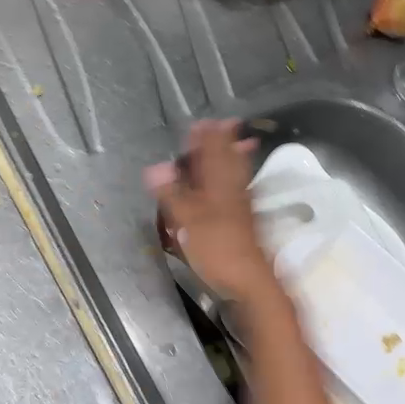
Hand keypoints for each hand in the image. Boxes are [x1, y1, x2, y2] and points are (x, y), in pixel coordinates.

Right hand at [145, 119, 278, 303]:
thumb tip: (155, 166)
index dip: (207, 138)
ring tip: (240, 143)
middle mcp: (233, 192)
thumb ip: (172, 193)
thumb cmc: (217, 249)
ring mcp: (241, 209)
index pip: (213, 154)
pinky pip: (238, 194)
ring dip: (235, 160)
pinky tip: (235, 186)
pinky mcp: (242, 225)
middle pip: (228, 162)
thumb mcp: (187, 221)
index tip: (203, 121)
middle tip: (226, 124)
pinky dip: (236, 183)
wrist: (249, 282)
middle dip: (224, 144)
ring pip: (237, 177)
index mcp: (219, 187)